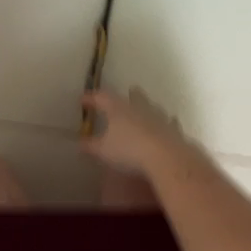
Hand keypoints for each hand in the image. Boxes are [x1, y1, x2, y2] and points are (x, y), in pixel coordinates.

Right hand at [80, 87, 195, 175]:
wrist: (165, 156)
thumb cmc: (129, 150)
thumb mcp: (104, 151)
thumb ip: (90, 146)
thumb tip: (78, 143)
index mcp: (117, 108)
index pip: (101, 97)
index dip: (90, 98)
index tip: (82, 100)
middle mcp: (137, 107)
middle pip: (133, 96)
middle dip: (128, 95)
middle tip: (126, 94)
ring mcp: (157, 116)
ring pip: (151, 106)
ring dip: (147, 107)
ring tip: (145, 110)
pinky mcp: (172, 129)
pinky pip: (169, 122)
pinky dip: (166, 122)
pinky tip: (169, 123)